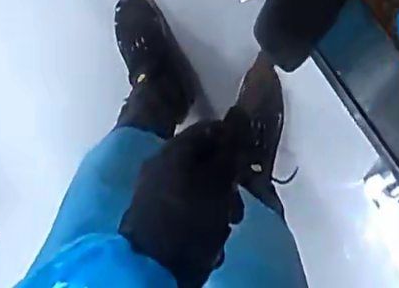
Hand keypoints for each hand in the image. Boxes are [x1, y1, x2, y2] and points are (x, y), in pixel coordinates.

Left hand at [119, 116, 246, 286]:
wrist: (150, 270)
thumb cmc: (188, 221)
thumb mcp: (217, 186)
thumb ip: (229, 158)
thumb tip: (237, 136)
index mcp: (173, 149)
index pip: (208, 129)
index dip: (231, 139)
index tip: (248, 157)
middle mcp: (159, 164)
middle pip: (202, 162)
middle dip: (226, 182)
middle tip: (238, 203)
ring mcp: (153, 193)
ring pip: (195, 189)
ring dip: (216, 205)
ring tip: (226, 225)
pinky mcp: (152, 220)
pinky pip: (183, 210)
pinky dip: (199, 221)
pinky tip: (210, 241)